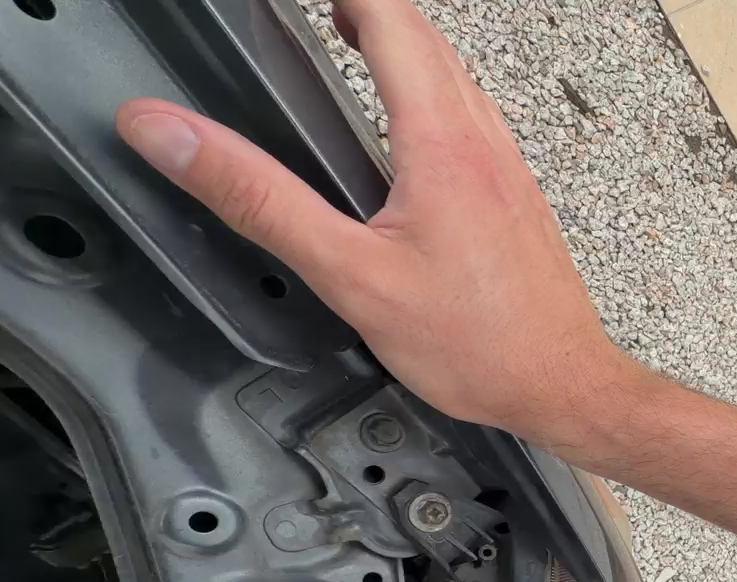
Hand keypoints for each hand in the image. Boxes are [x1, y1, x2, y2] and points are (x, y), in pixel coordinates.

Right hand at [114, 0, 637, 442]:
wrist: (568, 388)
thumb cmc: (484, 346)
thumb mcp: (354, 277)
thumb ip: (261, 200)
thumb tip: (168, 132)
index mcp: (448, 150)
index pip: (396, 25)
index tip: (309, 3)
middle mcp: (493, 154)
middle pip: (434, 47)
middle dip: (373, 13)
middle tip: (322, 14)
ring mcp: (519, 182)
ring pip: (467, 90)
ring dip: (415, 58)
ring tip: (362, 56)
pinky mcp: (529, 213)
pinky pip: (488, 136)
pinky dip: (447, 108)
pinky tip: (424, 144)